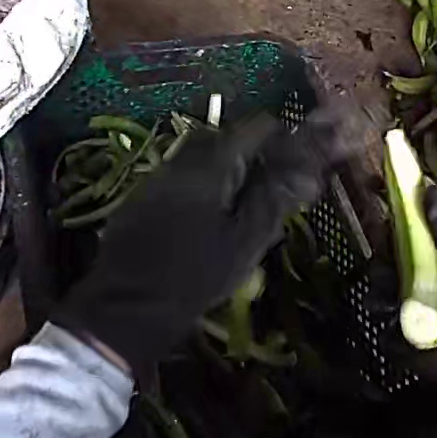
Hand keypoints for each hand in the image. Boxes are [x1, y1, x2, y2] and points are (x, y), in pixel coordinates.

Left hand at [53, 108, 350, 377]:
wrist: (129, 308)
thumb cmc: (197, 275)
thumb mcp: (247, 241)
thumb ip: (276, 199)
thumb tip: (307, 173)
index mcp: (211, 166)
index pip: (253, 129)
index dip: (280, 138)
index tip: (294, 157)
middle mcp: (180, 161)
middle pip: (221, 136)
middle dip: (248, 149)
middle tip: (268, 176)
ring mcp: (155, 178)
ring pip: (196, 154)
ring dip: (222, 166)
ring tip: (239, 197)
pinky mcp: (139, 199)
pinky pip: (177, 175)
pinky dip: (199, 183)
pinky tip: (204, 214)